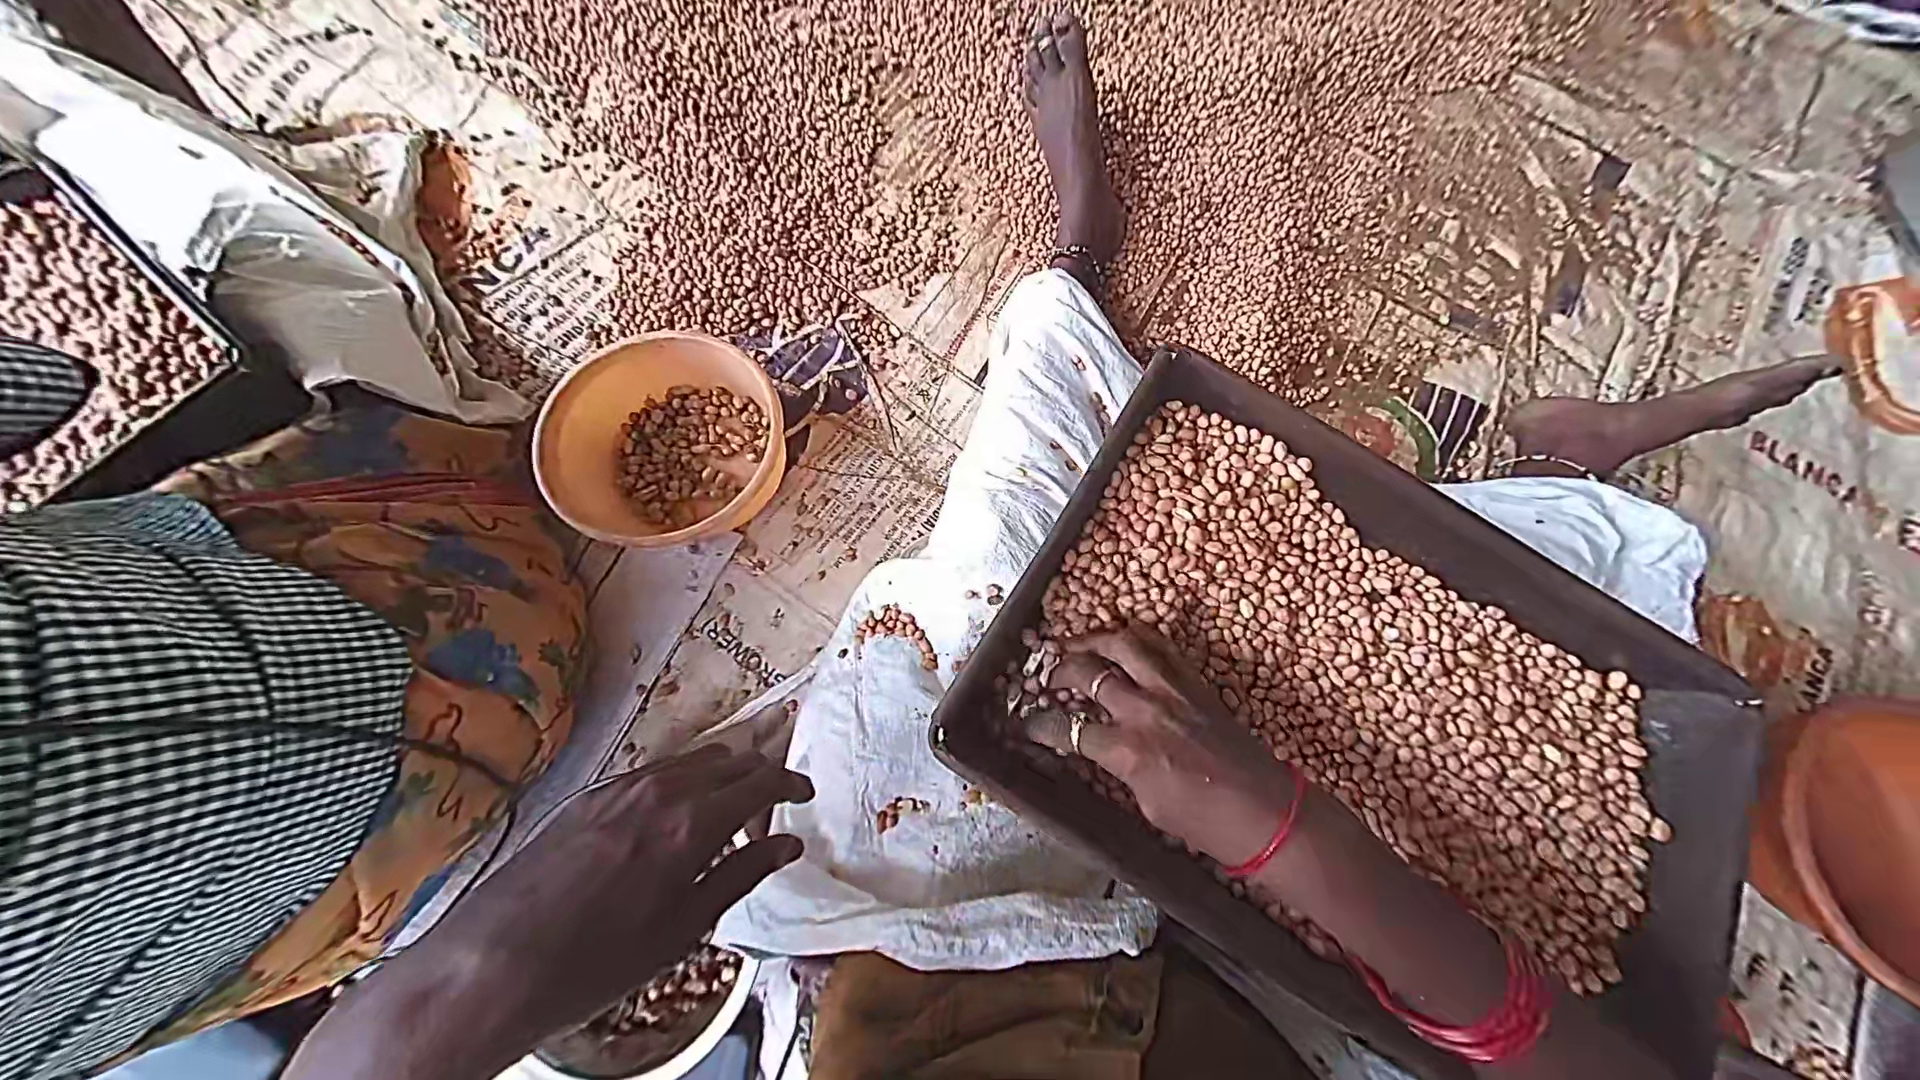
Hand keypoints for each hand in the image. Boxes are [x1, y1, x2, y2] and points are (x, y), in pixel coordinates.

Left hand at [426, 745, 812, 1041]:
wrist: (487, 968)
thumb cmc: (596, 962)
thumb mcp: (683, 928)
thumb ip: (742, 874)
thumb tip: (789, 844)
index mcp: (694, 823)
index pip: (762, 781)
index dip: (791, 784)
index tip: (804, 794)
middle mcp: (664, 789)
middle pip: (733, 760)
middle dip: (761, 776)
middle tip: (769, 808)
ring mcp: (624, 786)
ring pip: (695, 758)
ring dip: (723, 774)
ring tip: (724, 810)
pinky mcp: (592, 793)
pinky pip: (656, 769)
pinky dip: (683, 779)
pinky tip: (671, 814)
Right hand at [1025, 625, 1299, 866]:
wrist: (1268, 814)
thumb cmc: (1207, 822)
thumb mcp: (1146, 803)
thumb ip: (1118, 766)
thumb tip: (1100, 746)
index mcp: (1129, 750)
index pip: (1068, 728)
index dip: (1041, 725)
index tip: (1029, 723)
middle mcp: (1146, 712)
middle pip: (1089, 672)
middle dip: (1060, 670)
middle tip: (1050, 676)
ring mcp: (1173, 691)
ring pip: (1124, 644)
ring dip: (1094, 639)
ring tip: (1077, 643)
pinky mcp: (1196, 684)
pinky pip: (1161, 647)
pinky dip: (1136, 639)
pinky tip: (1124, 642)